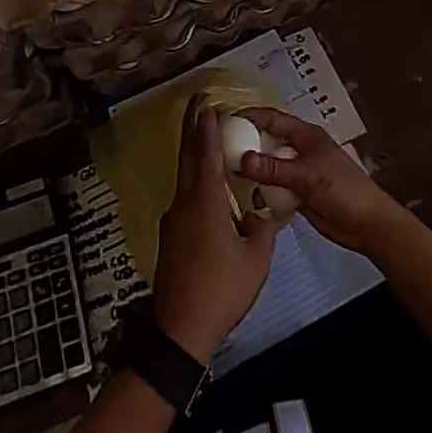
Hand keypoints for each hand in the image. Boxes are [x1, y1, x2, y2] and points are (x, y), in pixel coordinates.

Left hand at [153, 96, 279, 362]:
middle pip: (186, 156)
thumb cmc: (222, 290)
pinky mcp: (170, 236)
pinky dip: (195, 182)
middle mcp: (184, 203)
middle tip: (198, 104)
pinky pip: (185, 199)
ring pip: (184, 178)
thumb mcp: (256, 260)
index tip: (207, 103)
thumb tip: (255, 217)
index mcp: (205, 202)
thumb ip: (261, 230)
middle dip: (192, 128)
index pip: (204, 153)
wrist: (180, 329)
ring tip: (208, 141)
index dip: (206, 126)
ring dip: (194, 155)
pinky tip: (210, 194)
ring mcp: (173, 219)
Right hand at [237, 108, 410, 254]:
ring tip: (223, 173)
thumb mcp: (307, 177)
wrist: (368, 225)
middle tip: (217, 150)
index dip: (248, 117)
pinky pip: (273, 186)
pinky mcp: (297, 192)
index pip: (271, 119)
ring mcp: (298, 171)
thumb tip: (241, 159)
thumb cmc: (342, 191)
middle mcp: (299, 149)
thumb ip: (274, 169)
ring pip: (268, 165)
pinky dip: (260, 189)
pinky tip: (243, 195)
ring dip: (251, 169)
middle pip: (267, 141)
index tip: (223, 121)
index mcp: (305, 135)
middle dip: (245, 144)